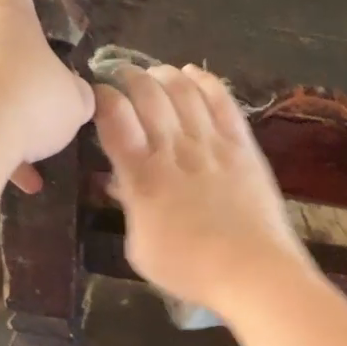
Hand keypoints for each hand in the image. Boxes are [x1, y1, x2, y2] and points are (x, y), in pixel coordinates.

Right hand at [94, 63, 316, 314]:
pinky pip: (222, 101)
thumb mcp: (140, 248)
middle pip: (147, 94)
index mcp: (142, 176)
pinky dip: (204, 81)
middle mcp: (174, 149)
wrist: (251, 271)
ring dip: (164, 74)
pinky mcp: (242, 145)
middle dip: (128, 77)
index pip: (114, 119)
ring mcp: (211, 143)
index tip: (96, 95)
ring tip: (154, 74)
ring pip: (183, 90)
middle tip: (121, 78)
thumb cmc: (189, 269)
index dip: (101, 98)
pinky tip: (192, 74)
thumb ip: (130, 208)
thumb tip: (121, 183)